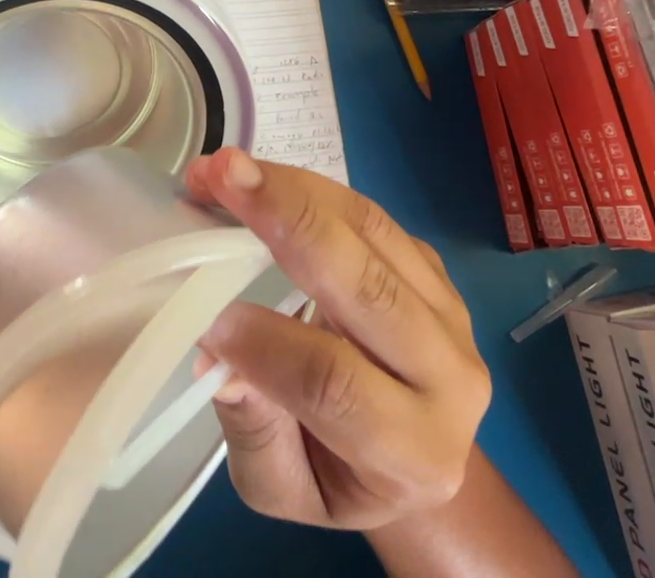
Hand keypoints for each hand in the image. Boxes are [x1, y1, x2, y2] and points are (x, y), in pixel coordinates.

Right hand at [186, 148, 490, 530]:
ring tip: (226, 167)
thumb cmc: (337, 478)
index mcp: (413, 451)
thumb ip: (254, 432)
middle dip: (290, 222)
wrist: (414, 459)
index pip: (336, 384)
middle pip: (371, 289)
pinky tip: (259, 179)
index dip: (267, 344)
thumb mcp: (284, 487)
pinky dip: (310, 189)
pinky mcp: (433, 270)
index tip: (204, 316)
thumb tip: (218, 356)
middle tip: (223, 177)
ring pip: (373, 233)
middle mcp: (450, 377)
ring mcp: (450, 314)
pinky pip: (373, 217)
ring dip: (294, 189)